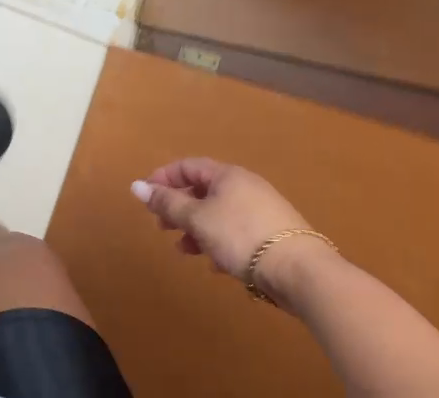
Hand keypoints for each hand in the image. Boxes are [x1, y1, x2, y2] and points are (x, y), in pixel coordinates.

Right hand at [132, 158, 310, 279]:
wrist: (302, 273)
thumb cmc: (241, 236)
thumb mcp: (197, 218)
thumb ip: (166, 202)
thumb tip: (136, 186)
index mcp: (227, 176)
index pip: (188, 166)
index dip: (163, 178)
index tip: (146, 197)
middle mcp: (245, 187)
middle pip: (202, 191)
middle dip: (178, 208)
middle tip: (162, 226)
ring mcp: (262, 212)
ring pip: (218, 215)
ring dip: (196, 230)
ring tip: (185, 250)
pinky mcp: (274, 237)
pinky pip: (236, 233)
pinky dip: (219, 243)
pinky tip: (215, 265)